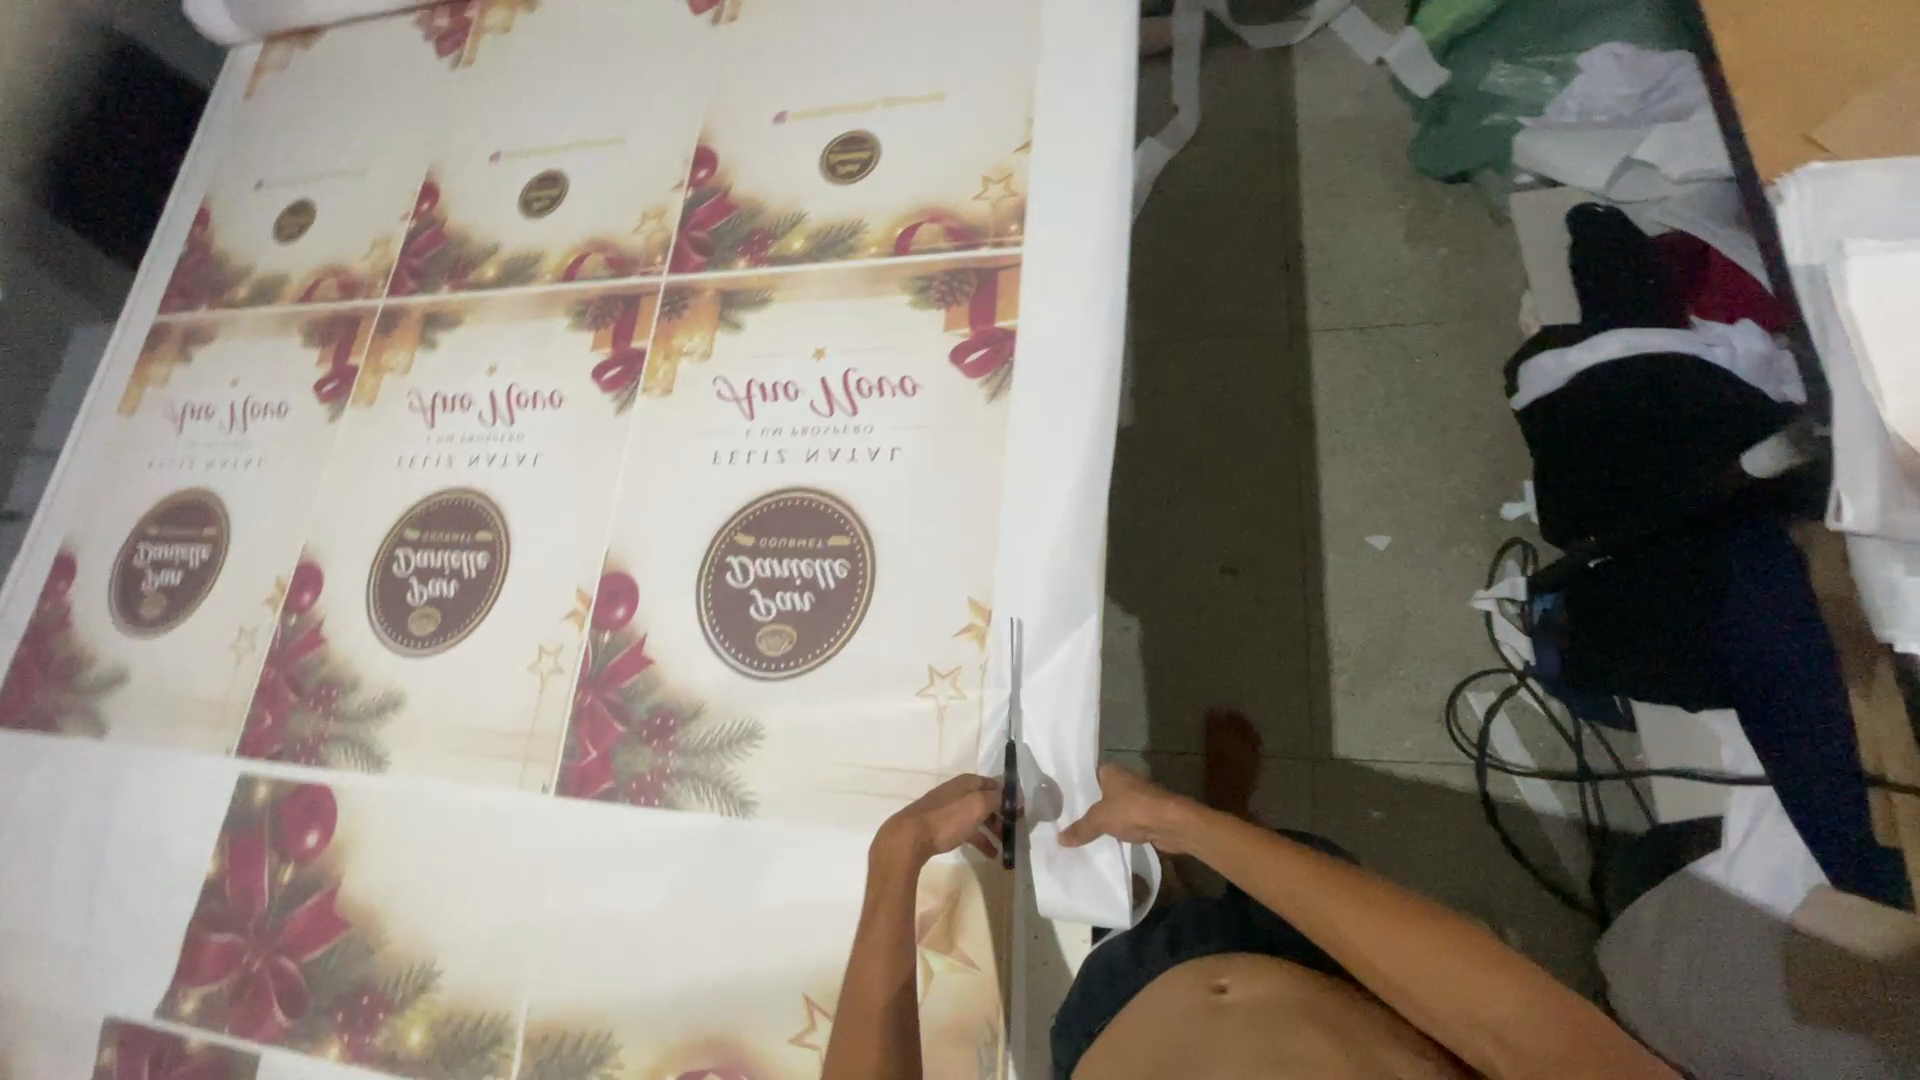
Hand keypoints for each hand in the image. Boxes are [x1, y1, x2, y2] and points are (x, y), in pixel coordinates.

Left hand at [873, 774, 1004, 868]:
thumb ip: (998, 798)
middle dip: (1002, 815)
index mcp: (968, 782)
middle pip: (986, 801)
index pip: (994, 784)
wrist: (910, 837)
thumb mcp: (978, 804)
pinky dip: (980, 840)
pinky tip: (990, 855)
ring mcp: (949, 809)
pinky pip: (967, 831)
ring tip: (1004, 847)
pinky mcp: (941, 827)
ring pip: (977, 817)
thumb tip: (1013, 796)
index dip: (1009, 796)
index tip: (1022, 812)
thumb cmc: (948, 818)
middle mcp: (959, 792)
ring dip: (993, 830)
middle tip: (1014, 831)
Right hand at [1058, 764, 1205, 853]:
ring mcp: (1137, 796)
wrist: (1170, 823)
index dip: (1076, 789)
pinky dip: (1119, 829)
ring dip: (1105, 819)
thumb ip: (1080, 828)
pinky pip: (1126, 821)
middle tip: (1067, 820)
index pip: (1088, 776)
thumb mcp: (1099, 819)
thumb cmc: (1132, 809)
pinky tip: (1106, 839)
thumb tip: (1059, 839)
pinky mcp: (1147, 813)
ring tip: (1083, 831)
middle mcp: (1124, 779)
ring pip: (1114, 808)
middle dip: (1089, 806)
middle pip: (1101, 793)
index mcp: (1110, 771)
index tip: (1061, 802)